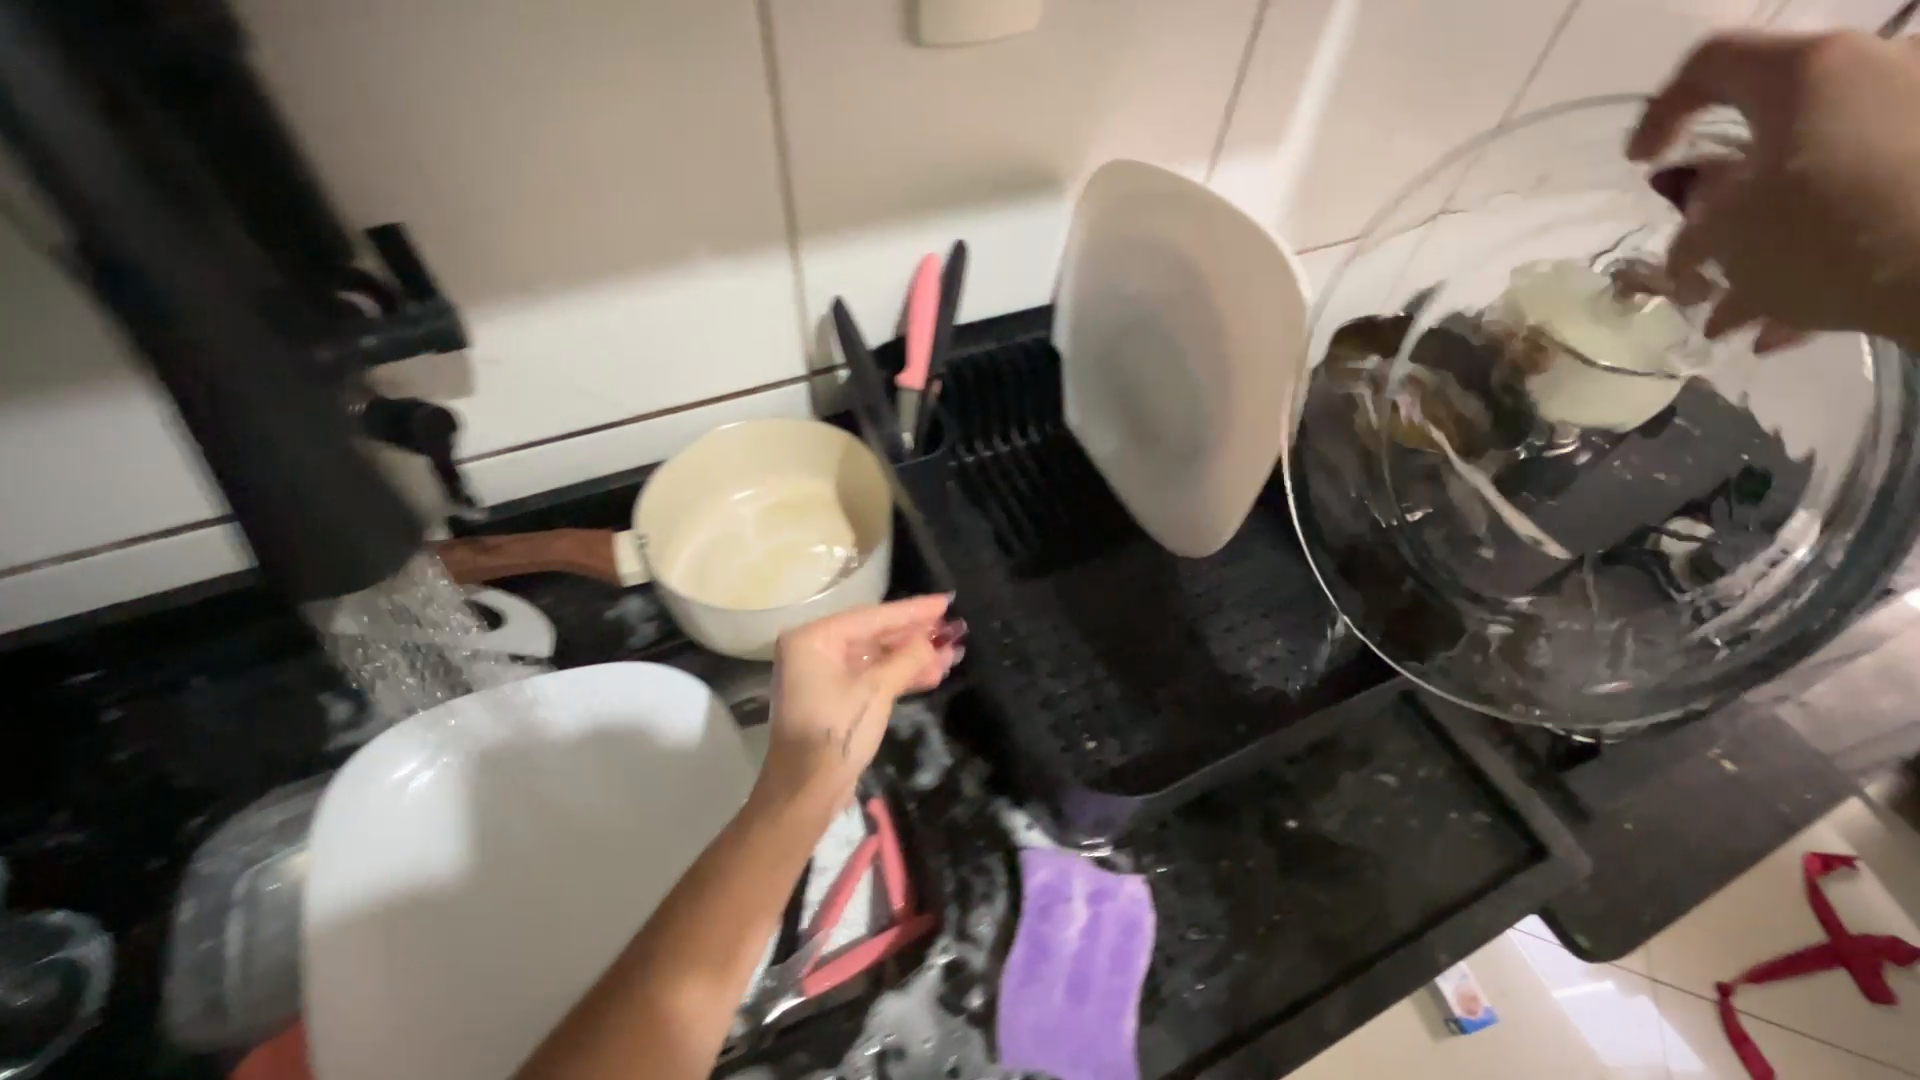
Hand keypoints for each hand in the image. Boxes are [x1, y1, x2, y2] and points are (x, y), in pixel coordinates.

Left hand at [756, 595, 963, 808]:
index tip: (945, 602)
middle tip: (953, 628)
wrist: (806, 791)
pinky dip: (898, 675)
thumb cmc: (836, 734)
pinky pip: (870, 675)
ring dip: (912, 657)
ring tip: (952, 654)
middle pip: (874, 633)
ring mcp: (822, 674)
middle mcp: (813, 649)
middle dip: (915, 635)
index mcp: (813, 639)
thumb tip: (933, 642)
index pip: (871, 616)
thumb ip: (907, 659)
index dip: (912, 610)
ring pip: (875, 656)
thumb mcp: (876, 691)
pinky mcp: (833, 697)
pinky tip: (932, 673)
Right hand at [1629, 30, 1919, 349]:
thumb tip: (1706, 204)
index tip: (1640, 167)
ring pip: (1813, 185)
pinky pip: (1864, 209)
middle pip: (1768, 138)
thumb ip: (1698, 209)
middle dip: (1718, 214)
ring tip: (1730, 319)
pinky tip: (1781, 327)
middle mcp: (1877, 75)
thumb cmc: (1828, 232)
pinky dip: (1817, 263)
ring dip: (1761, 252)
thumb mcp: (1724, 229)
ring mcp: (1919, 121)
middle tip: (1690, 263)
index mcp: (1809, 73)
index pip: (1711, 64)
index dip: (1661, 114)